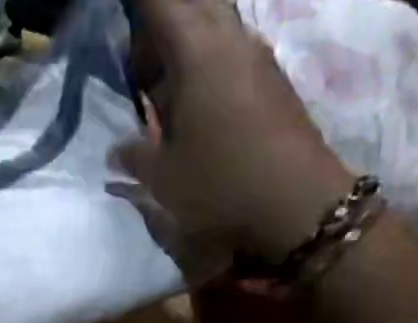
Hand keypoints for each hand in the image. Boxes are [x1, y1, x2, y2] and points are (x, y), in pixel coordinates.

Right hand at [118, 0, 354, 260]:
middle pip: (190, 5)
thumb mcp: (165, 180)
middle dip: (161, 23)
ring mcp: (259, 58)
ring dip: (187, 46)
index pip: (156, 1)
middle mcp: (230, 37)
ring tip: (165, 87)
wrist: (301, 206)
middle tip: (139, 59)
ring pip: (215, 29)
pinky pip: (234, 56)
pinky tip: (198, 107)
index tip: (116, 19)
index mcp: (195, 46)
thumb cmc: (224, 186)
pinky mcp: (277, 84)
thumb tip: (117, 151)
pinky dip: (210, 67)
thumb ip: (135, 157)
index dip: (134, 6)